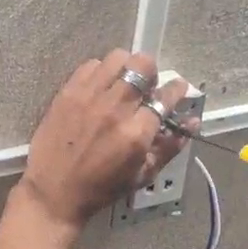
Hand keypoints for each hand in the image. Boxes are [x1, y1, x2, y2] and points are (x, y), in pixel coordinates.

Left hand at [14, 50, 193, 234]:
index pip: (165, 97)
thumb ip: (170, 146)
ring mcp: (90, 96)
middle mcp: (115, 108)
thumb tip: (192, 120)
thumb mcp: (143, 175)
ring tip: (123, 82)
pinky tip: (100, 86)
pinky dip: (101, 71)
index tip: (178, 86)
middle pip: (143, 66)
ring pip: (118, 58)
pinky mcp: (68, 91)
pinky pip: (90, 65)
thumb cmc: (101, 187)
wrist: (54, 190)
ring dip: (126, 66)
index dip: (176, 89)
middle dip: (151, 72)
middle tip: (146, 86)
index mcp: (136, 133)